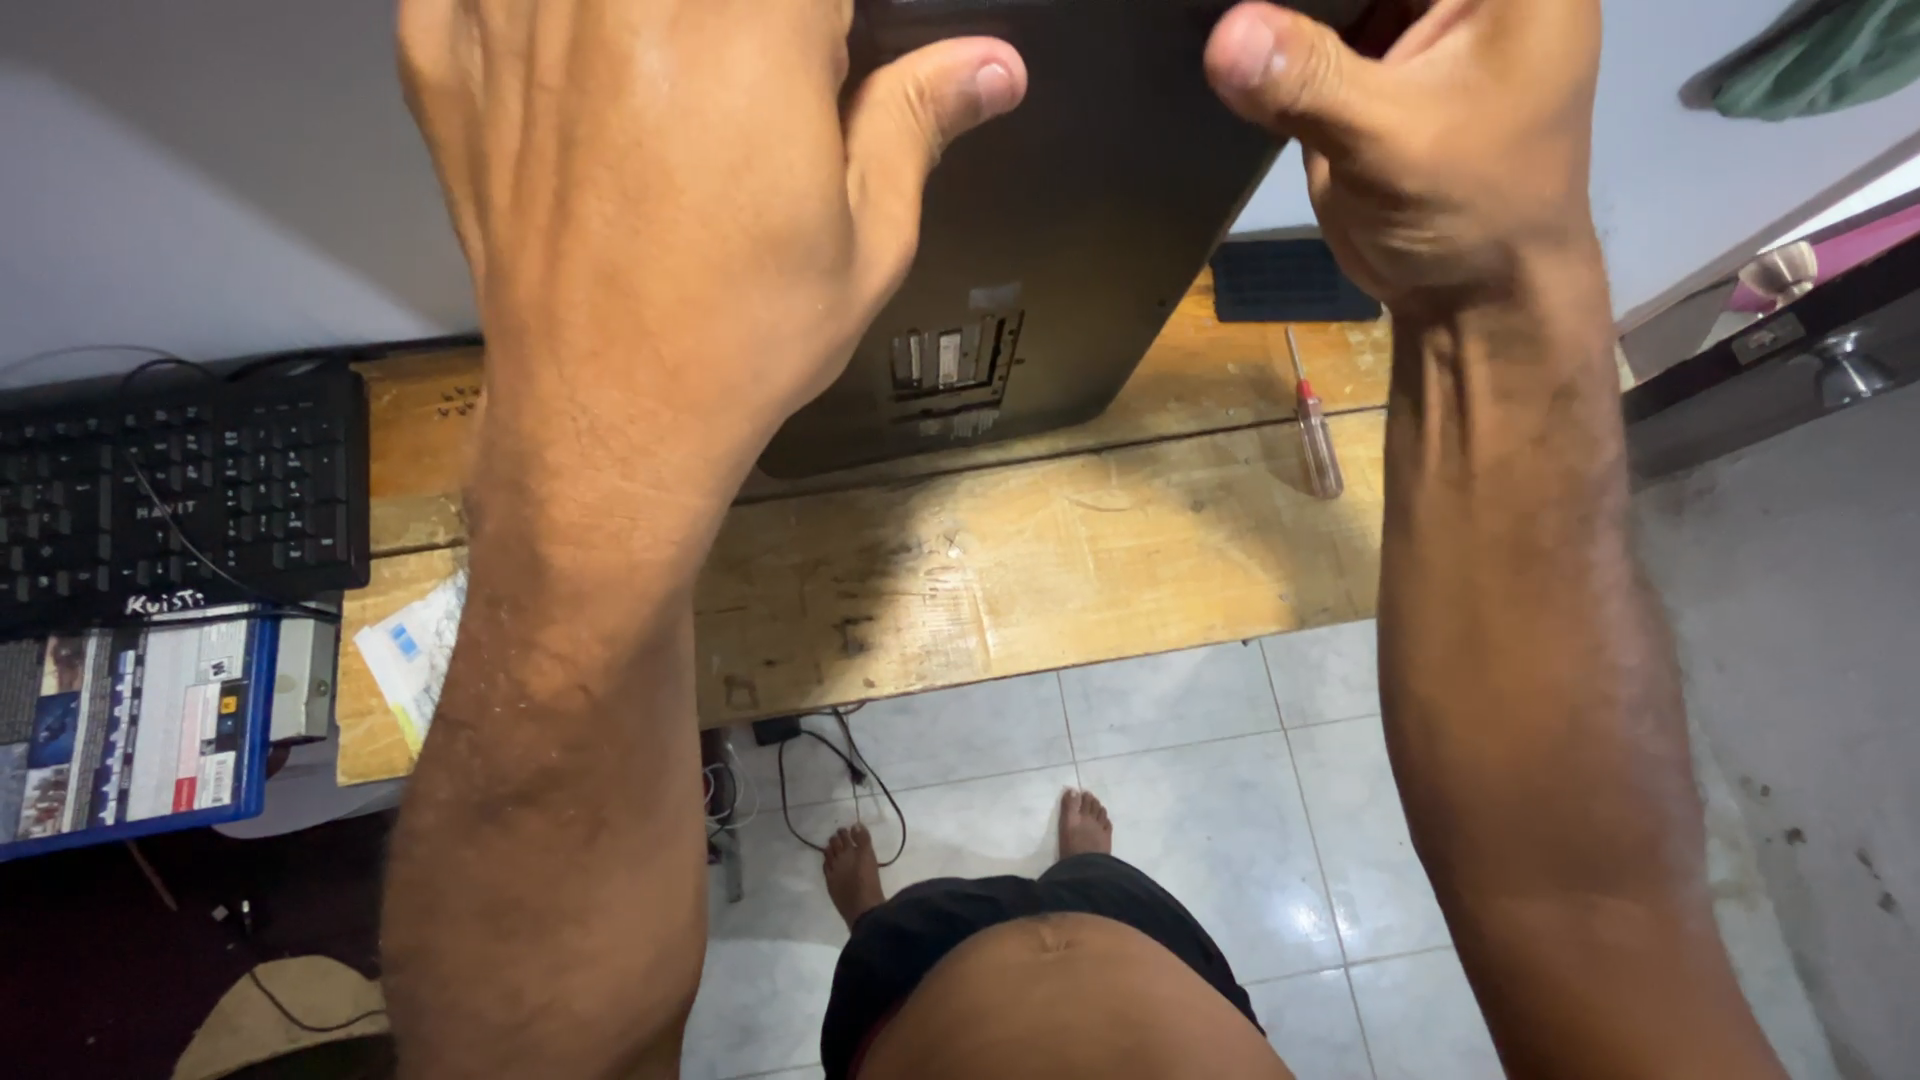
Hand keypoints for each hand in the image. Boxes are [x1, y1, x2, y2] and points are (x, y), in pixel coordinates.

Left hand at [396, 1, 1026, 508]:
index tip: (832, 77)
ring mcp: (512, 1)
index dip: (836, 27)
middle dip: (756, 31)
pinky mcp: (443, 42)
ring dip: (663, 31)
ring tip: (684, 113)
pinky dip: (553, 17)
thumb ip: (917, 123)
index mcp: (746, 22)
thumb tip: (996, 65)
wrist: (611, 419)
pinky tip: (589, 92)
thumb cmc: (751, 341)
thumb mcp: (867, 244)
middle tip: (760, 100)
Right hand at [1203, 0, 1602, 314]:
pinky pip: (1308, 26)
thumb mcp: (1390, 141)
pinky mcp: (1365, 60)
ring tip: (1212, 6)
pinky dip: (1268, 30)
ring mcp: (1408, 14)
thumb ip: (1310, 82)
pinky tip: (1227, 32)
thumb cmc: (1469, 208)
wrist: (1466, 287)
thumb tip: (1223, 35)